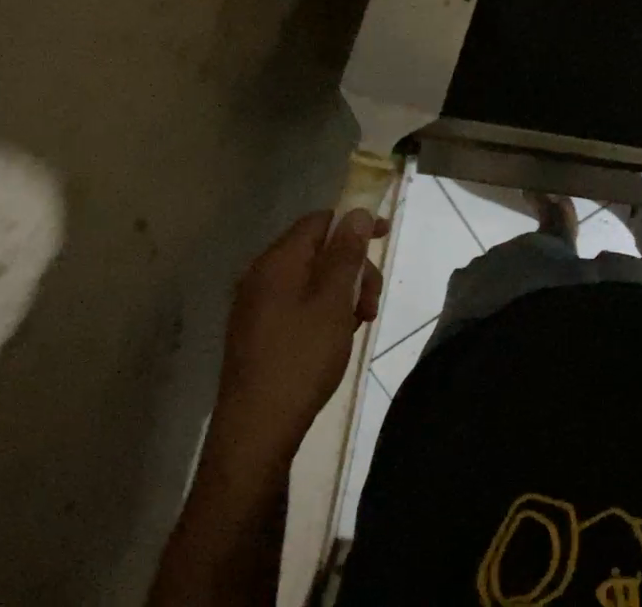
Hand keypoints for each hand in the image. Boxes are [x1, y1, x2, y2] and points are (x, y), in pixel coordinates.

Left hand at [211, 209, 386, 458]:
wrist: (256, 429)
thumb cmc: (301, 359)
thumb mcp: (333, 302)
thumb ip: (346, 254)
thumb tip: (357, 213)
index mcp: (277, 262)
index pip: (318, 221)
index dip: (354, 224)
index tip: (386, 240)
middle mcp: (260, 276)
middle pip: (316, 251)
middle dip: (353, 268)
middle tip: (372, 305)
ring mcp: (255, 306)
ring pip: (310, 281)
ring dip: (341, 293)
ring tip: (358, 326)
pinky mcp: (257, 333)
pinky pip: (297, 304)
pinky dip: (323, 311)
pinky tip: (336, 340)